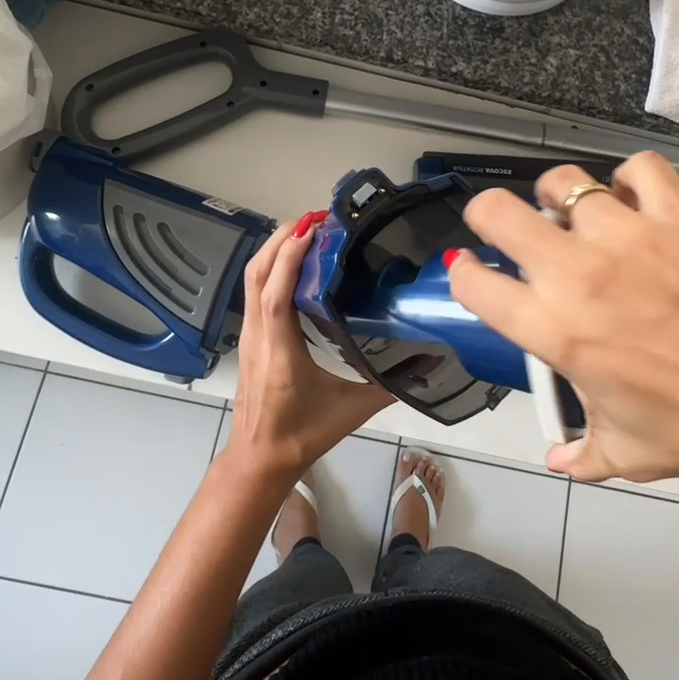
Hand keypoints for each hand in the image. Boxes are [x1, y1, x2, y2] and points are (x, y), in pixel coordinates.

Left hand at [226, 212, 393, 479]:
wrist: (259, 461)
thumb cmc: (301, 436)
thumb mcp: (351, 410)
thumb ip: (390, 386)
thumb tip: (429, 362)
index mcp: (280, 351)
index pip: (275, 293)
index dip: (290, 257)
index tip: (314, 229)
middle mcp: (258, 337)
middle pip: (257, 274)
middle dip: (281, 239)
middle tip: (314, 218)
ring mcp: (249, 337)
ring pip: (250, 280)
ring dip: (272, 249)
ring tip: (304, 230)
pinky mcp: (249, 340)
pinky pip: (253, 292)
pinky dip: (269, 267)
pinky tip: (292, 263)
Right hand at [446, 152, 678, 485]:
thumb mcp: (631, 454)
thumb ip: (581, 455)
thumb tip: (559, 459)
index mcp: (557, 330)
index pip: (473, 284)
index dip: (463, 278)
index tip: (474, 279)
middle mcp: (579, 273)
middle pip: (496, 212)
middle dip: (490, 218)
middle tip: (510, 233)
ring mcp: (628, 235)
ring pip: (563, 182)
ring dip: (561, 198)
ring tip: (578, 217)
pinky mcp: (677, 213)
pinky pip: (638, 168)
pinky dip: (631, 178)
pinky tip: (638, 201)